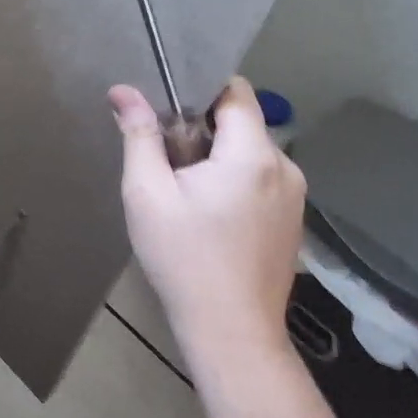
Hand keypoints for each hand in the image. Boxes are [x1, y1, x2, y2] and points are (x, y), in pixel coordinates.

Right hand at [109, 77, 305, 357]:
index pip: (235, 92)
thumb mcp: (147, 191)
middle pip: (240, 123)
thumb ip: (139, 134)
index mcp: (253, 155)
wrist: (232, 331)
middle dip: (200, 126)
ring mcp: (294, 198)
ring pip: (248, 152)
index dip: (199, 86)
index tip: (164, 99)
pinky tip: (202, 208)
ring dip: (213, 154)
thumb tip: (123, 90)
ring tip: (177, 182)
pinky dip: (230, 178)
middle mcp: (284, 169)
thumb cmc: (184, 256)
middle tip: (160, 150)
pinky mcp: (291, 221)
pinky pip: (258, 178)